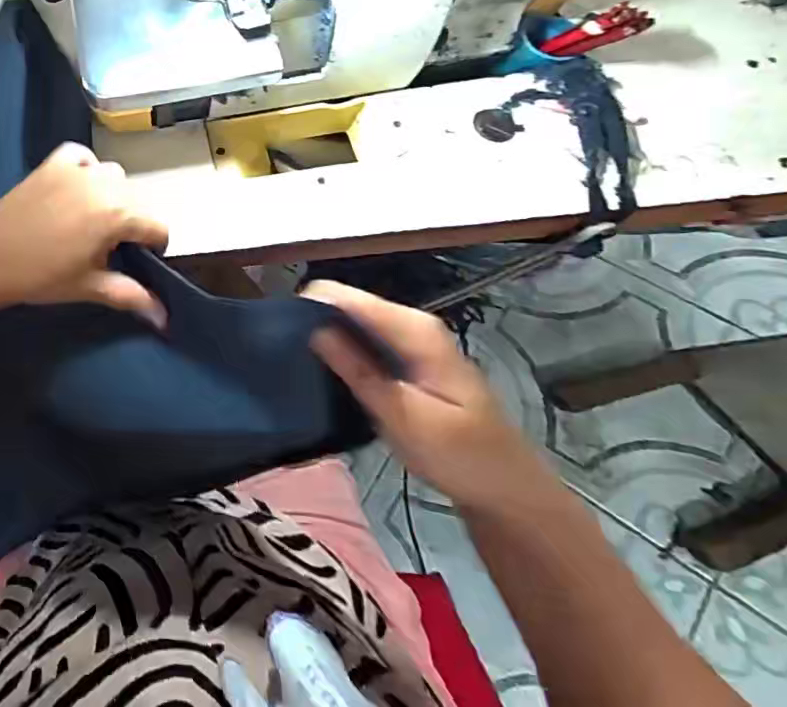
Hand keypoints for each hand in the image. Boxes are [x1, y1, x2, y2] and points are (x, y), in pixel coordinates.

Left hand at [0, 142, 169, 327]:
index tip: (137, 261)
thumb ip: (131, 296)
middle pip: (136, 201)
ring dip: (111, 195)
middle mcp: (103, 184)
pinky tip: (76, 188)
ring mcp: (76, 170)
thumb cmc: (40, 276)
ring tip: (90, 220)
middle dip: (131, 223)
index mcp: (117, 214)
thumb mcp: (89, 287)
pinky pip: (81, 156)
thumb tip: (163, 317)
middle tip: (107, 248)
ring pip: (112, 175)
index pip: (156, 226)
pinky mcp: (52, 163)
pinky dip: (85, 167)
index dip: (152, 247)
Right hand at [302, 280, 553, 512]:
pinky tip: (326, 373)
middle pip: (347, 304)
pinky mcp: (405, 358)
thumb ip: (359, 370)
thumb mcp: (404, 418)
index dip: (310, 307)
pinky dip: (343, 351)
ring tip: (296, 363)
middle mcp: (411, 323)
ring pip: (352, 322)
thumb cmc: (461, 456)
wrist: (507, 489)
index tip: (280, 335)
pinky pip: (364, 341)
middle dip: (315, 321)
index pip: (346, 296)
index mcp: (413, 329)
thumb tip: (313, 329)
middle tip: (284, 355)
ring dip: (326, 337)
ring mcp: (410, 340)